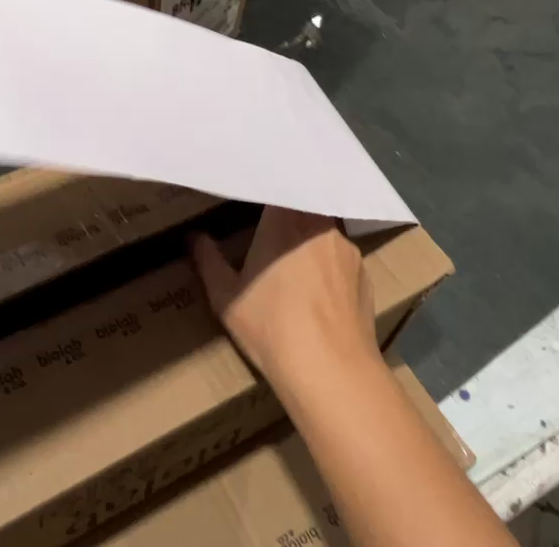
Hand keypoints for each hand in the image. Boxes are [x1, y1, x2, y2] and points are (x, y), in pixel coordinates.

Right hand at [190, 207, 378, 389]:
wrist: (331, 371)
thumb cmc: (271, 327)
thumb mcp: (225, 297)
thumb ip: (208, 260)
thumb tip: (194, 237)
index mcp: (284, 219)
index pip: (278, 186)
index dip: (267, 190)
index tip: (253, 196)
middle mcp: (319, 224)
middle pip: (302, 206)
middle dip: (286, 216)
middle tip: (268, 232)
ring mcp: (346, 249)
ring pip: (324, 233)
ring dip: (308, 242)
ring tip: (294, 267)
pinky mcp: (365, 275)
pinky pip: (341, 259)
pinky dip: (329, 268)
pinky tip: (319, 294)